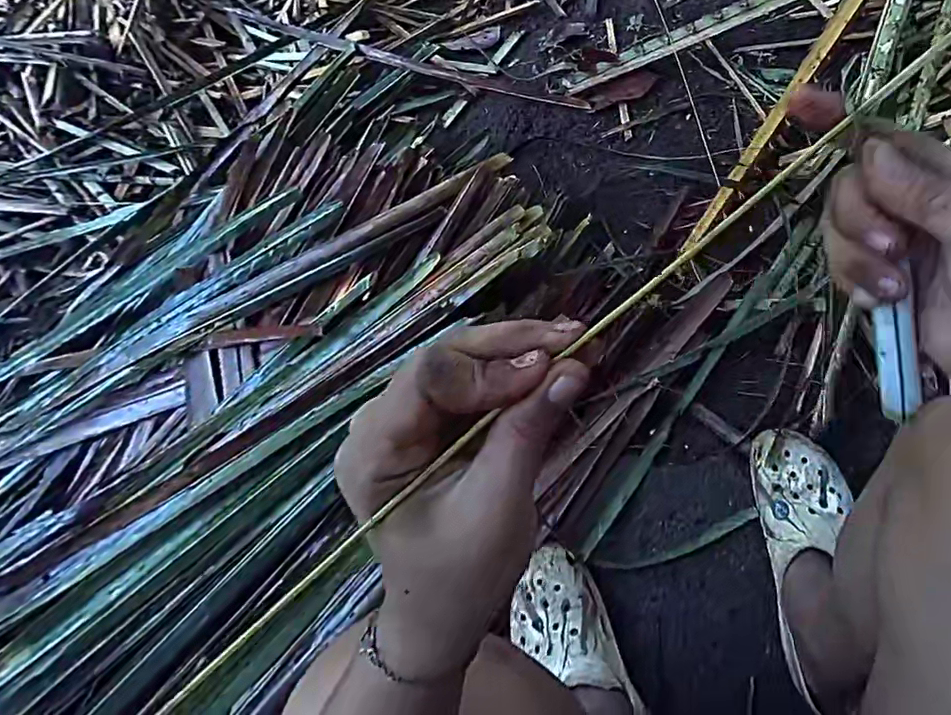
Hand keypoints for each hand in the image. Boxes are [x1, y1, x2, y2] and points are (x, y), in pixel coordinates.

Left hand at [336, 319, 589, 679]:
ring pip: (467, 359)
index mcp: (375, 448)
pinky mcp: (435, 416)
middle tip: (575, 338)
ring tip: (574, 342)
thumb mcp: (497, 506)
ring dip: (522, 350)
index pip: (428, 376)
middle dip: (514, 346)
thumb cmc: (461, 575)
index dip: (491, 365)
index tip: (549, 368)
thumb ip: (527, 432)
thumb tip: (573, 369)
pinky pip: (477, 377)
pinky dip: (519, 369)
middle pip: (450, 357)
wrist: (444, 613)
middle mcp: (382, 418)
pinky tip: (554, 359)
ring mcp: (407, 414)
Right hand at [791, 87, 950, 381]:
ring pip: (838, 225)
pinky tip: (885, 303)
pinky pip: (840, 265)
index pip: (886, 135)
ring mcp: (893, 243)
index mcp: (948, 175)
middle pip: (850, 183)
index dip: (840, 116)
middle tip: (892, 247)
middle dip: (859, 215)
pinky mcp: (879, 280)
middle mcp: (913, 202)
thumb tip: (868, 150)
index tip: (798, 103)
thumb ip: (927, 194)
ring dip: (857, 256)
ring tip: (896, 288)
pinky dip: (855, 282)